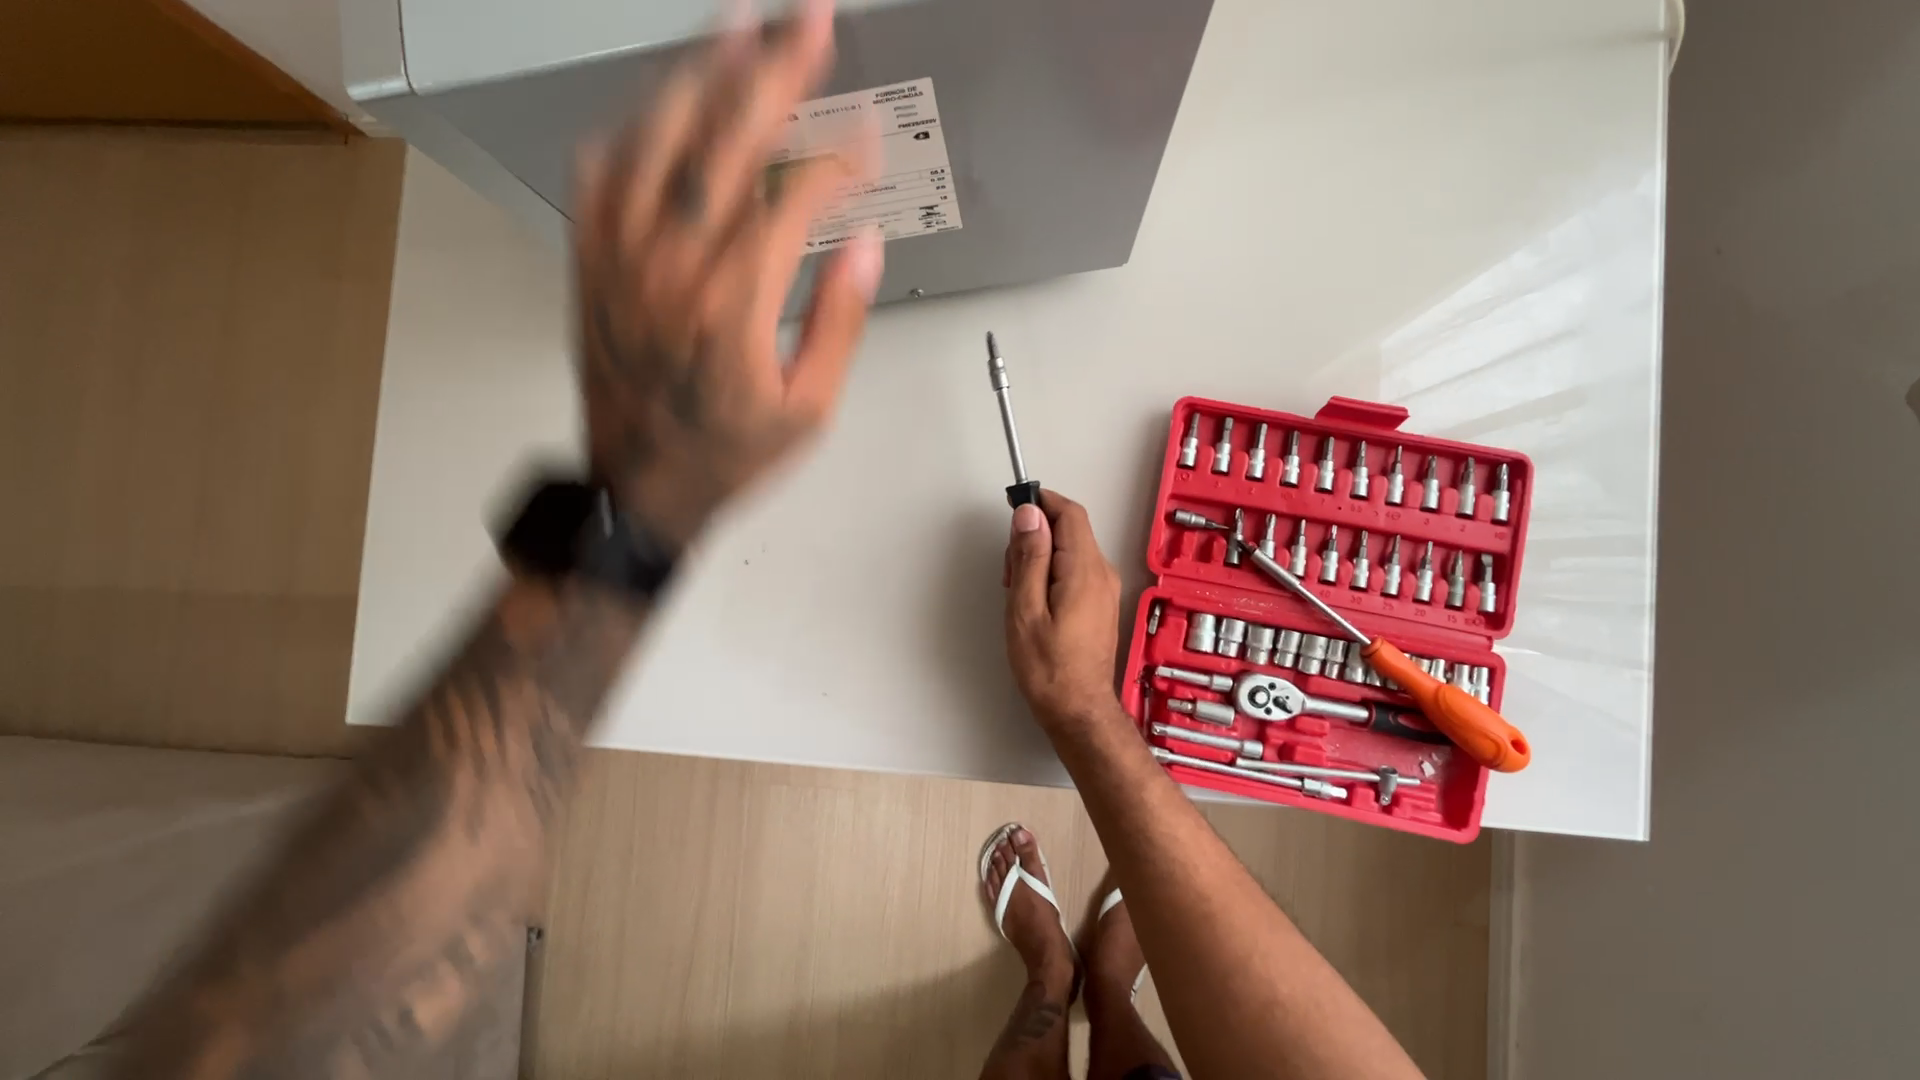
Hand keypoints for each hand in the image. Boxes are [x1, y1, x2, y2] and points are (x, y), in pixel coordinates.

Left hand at [571, 0, 883, 549]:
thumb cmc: (728, 454)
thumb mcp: (809, 409)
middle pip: (723, 144)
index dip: (834, 160)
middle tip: (807, 21)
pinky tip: (660, 102)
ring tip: (736, 28)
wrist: (637, 488)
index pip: (789, 200)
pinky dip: (631, 127)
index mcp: (733, 307)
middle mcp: (670, 267)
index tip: (865, 143)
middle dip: (772, 74)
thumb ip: (838, 322)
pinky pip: (600, 173)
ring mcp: (620, 258)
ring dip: (699, 75)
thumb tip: (864, 245)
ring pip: (655, 141)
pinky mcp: (590, 262)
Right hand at [1004, 490, 1125, 733]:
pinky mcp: (1100, 603)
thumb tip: (1030, 514)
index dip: (1041, 502)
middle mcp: (1102, 573)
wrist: (1078, 709)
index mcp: (1085, 570)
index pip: (1069, 513)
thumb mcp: (1026, 609)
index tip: (1014, 510)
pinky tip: (1034, 600)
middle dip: (1035, 535)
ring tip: (1018, 591)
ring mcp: (1105, 588)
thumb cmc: (1048, 667)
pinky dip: (1051, 572)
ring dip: (1040, 556)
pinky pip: (1076, 569)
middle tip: (1009, 571)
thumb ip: (1030, 557)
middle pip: (1070, 529)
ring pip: (1071, 549)